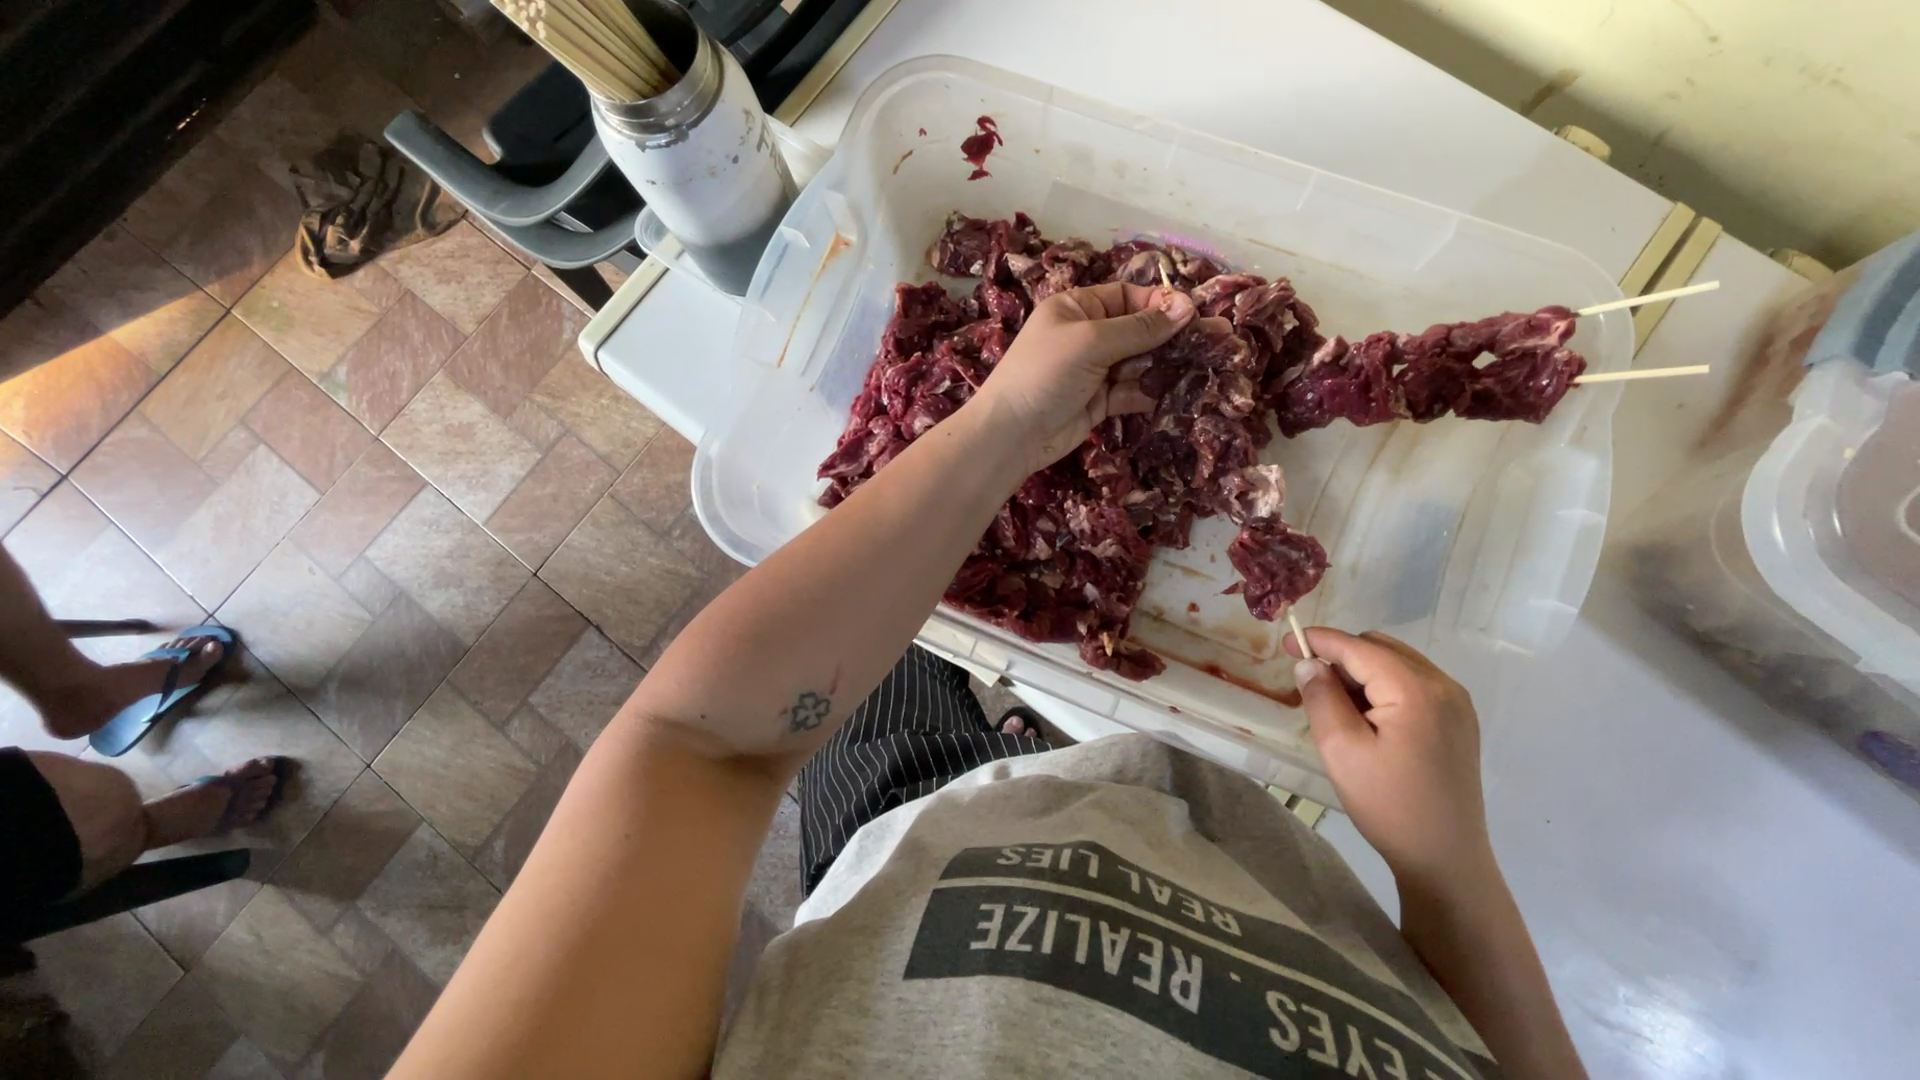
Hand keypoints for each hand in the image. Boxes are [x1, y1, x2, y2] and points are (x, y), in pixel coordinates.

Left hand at [968, 282, 1194, 473]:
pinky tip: (1181, 390)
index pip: (1127, 297)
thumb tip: (1187, 306)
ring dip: (1169, 364)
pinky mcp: (1100, 401)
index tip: (1194, 313)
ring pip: (1140, 361)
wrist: (1012, 434)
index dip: (1160, 304)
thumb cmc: (1045, 374)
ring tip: (1208, 364)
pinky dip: (1153, 390)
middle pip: (1139, 329)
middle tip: (1217, 338)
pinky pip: (1133, 390)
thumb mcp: (1092, 342)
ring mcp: (1094, 370)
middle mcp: (1086, 335)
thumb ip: (1140, 328)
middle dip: (1173, 335)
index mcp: (1076, 308)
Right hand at [1286, 627, 1493, 887]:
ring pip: (1398, 664)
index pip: (1359, 648)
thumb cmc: (1388, 804)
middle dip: (1341, 656)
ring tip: (1335, 703)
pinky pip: (1414, 684)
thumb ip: (1322, 698)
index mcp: (1416, 690)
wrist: (1445, 858)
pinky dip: (1384, 687)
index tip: (1285, 643)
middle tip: (1308, 681)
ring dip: (1362, 671)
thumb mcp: (1341, 750)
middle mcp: (1443, 686)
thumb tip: (1309, 663)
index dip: (1320, 640)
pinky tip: (1367, 717)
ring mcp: (1456, 704)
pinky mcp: (1459, 722)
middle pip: (1382, 649)